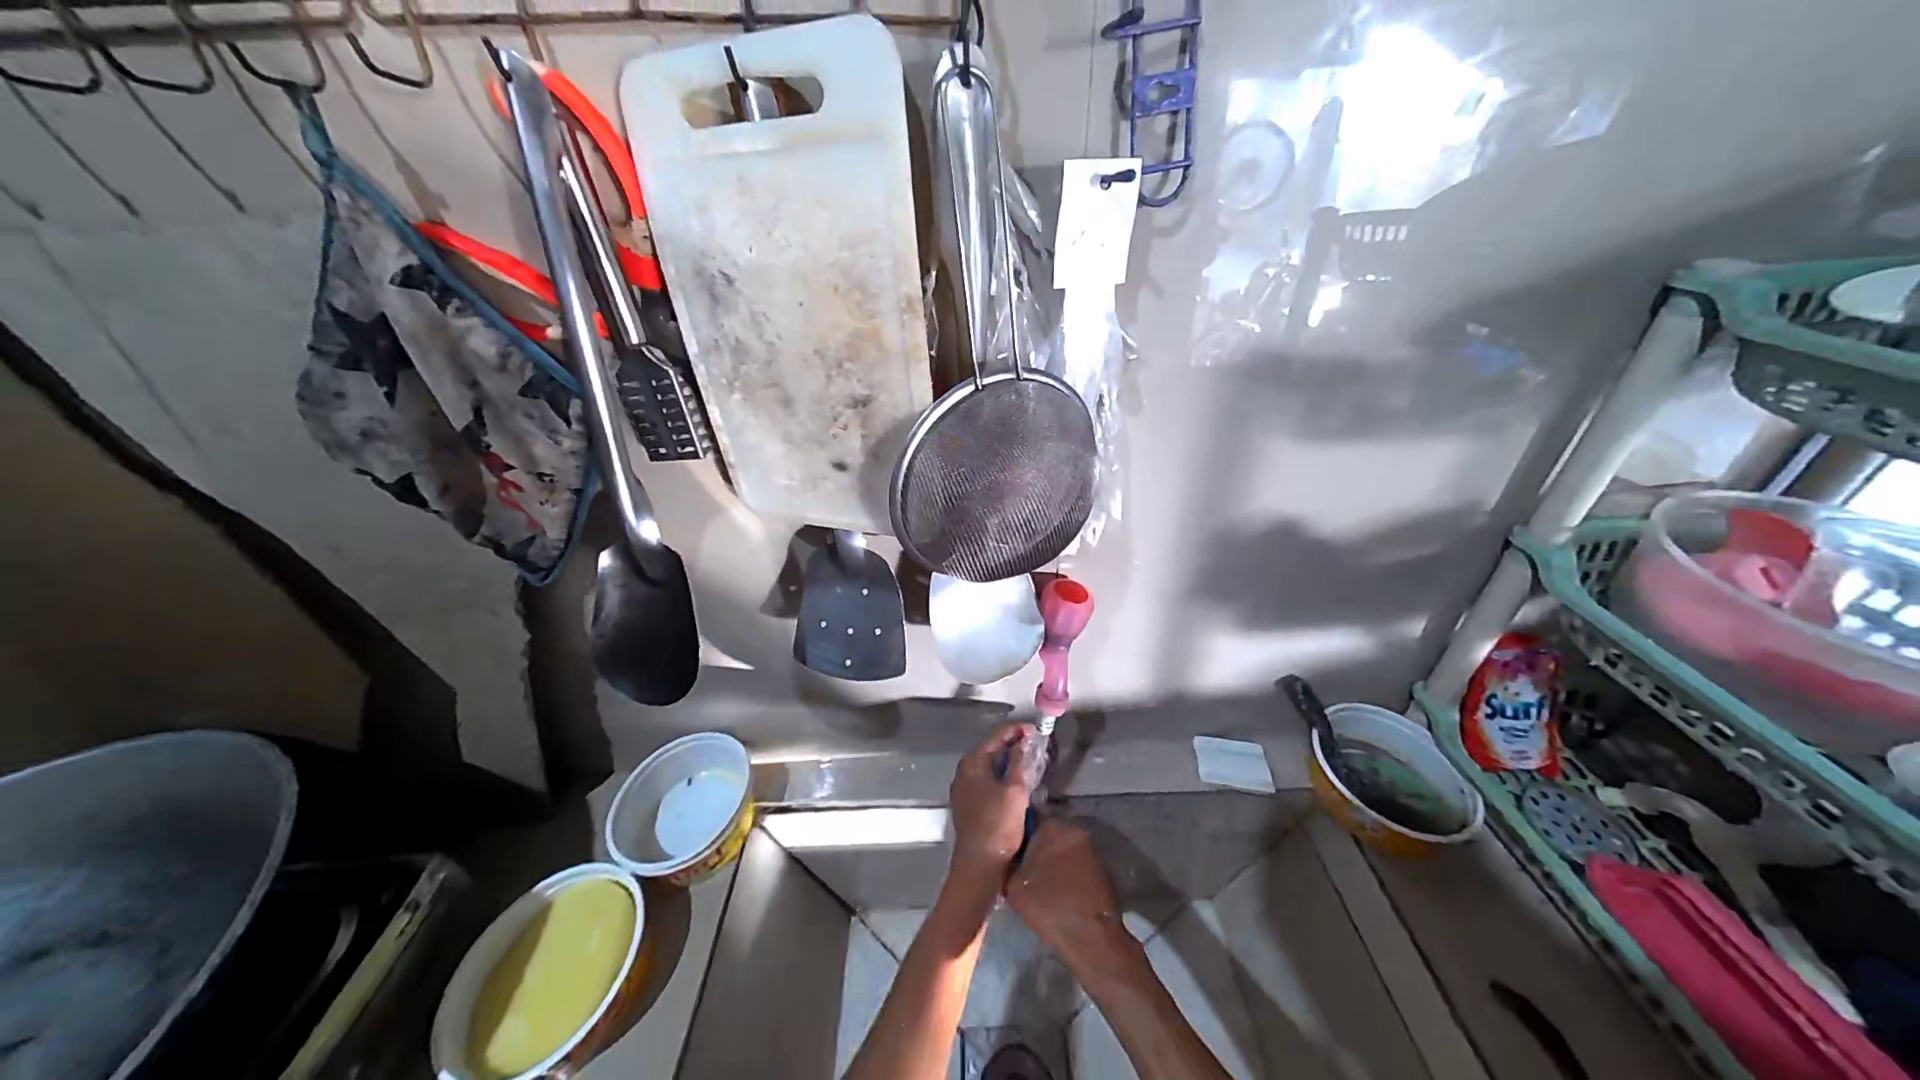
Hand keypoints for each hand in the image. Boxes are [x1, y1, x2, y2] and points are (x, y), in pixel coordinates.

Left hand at [948, 723, 1036, 882]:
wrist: (979, 866)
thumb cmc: (998, 824)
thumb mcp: (1015, 791)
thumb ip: (1020, 762)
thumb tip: (1024, 741)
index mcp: (973, 762)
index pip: (998, 737)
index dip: (1019, 731)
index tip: (1038, 731)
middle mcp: (964, 772)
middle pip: (992, 751)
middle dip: (1014, 748)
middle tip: (1037, 748)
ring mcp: (964, 790)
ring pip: (990, 769)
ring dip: (1009, 765)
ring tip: (1031, 765)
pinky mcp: (968, 806)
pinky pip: (987, 783)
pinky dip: (1002, 780)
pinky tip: (1017, 786)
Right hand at [1005, 820, 1130, 971]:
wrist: (1090, 937)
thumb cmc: (1048, 906)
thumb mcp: (1011, 884)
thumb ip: (1009, 863)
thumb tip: (1008, 858)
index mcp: (1052, 827)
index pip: (1029, 817)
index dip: (1017, 831)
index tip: (1009, 845)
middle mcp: (1075, 830)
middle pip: (1048, 832)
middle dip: (1036, 845)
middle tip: (1021, 864)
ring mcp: (1092, 849)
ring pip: (1063, 848)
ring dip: (1052, 859)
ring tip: (1038, 879)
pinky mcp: (1102, 869)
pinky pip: (1076, 863)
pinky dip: (1066, 871)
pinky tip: (1056, 889)